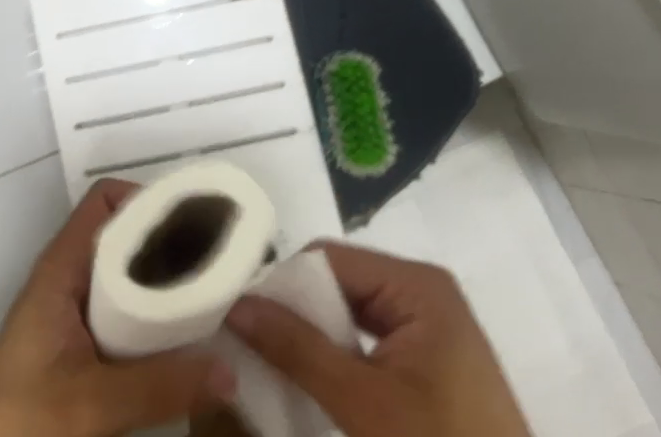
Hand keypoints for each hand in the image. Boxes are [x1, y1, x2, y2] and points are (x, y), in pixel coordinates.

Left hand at [0, 179, 236, 436]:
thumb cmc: (21, 414)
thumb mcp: (92, 400)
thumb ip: (159, 386)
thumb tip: (229, 371)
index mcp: (61, 268)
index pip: (105, 202)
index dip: (149, 200)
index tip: (198, 222)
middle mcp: (69, 279)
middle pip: (124, 237)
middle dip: (170, 243)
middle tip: (222, 262)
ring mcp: (75, 312)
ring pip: (129, 278)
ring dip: (169, 283)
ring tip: (218, 296)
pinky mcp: (82, 345)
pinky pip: (127, 314)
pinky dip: (158, 317)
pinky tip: (191, 339)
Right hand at [224, 243, 529, 436]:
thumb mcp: (362, 401)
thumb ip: (296, 347)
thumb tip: (234, 303)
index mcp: (416, 284)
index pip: (325, 259)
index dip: (281, 285)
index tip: (239, 318)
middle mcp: (421, 290)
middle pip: (334, 283)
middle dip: (293, 313)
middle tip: (245, 343)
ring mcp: (426, 326)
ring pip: (345, 313)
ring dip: (309, 338)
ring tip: (268, 362)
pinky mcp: (426, 359)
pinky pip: (364, 340)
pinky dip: (333, 357)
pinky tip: (307, 380)